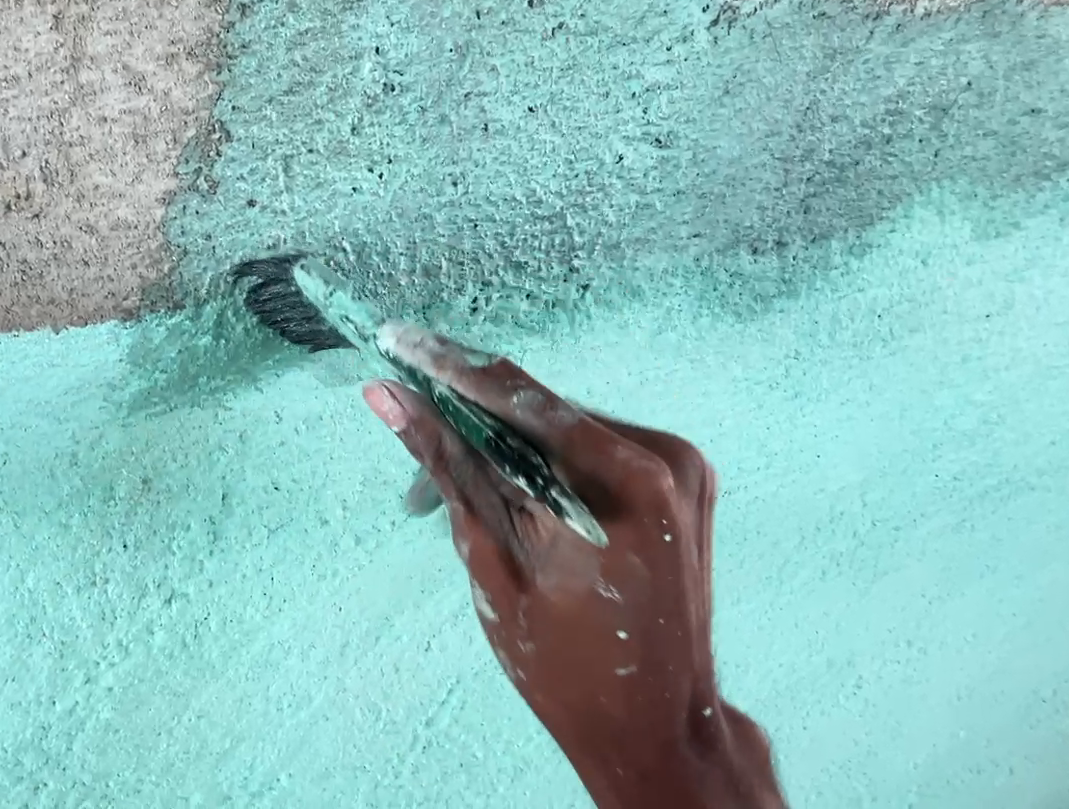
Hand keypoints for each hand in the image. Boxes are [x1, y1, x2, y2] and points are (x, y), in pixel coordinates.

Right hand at [362, 324, 783, 808]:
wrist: (658, 730)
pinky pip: (588, 444)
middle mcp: (664, 457)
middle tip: (406, 417)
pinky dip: (538, 455)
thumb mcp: (490, 559)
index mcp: (624, 483)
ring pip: (560, 423)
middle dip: (464, 413)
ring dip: (499, 438)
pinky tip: (503, 483)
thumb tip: (388, 394)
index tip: (394, 338)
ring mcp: (680, 464)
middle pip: (538, 409)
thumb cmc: (562, 663)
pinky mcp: (681, 475)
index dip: (447, 366)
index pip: (516, 398)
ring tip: (446, 475)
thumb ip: (444, 465)